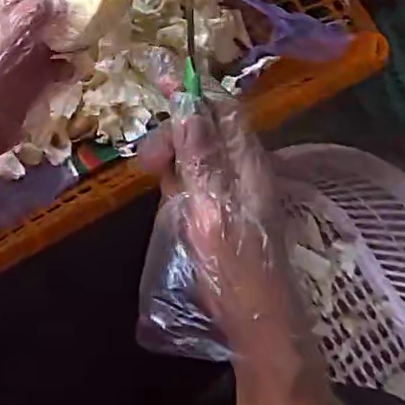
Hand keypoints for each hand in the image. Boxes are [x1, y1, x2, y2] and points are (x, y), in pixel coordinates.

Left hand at [0, 0, 83, 168]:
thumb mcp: (18, 27)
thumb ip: (43, 9)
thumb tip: (67, 2)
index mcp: (4, 11)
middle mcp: (15, 30)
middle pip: (48, 13)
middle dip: (72, 12)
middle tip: (95, 15)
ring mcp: (24, 56)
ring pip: (57, 41)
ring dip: (76, 41)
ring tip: (90, 45)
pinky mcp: (32, 80)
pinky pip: (58, 68)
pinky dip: (70, 67)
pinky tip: (77, 71)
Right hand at [138, 104, 301, 364]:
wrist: (256, 324)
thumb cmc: (237, 267)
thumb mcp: (211, 209)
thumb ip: (199, 158)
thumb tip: (187, 106)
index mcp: (247, 162)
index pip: (224, 109)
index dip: (196, 91)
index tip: (162, 79)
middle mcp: (241, 167)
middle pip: (206, 127)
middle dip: (175, 130)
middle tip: (148, 157)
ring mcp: (230, 187)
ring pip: (196, 150)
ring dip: (171, 153)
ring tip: (151, 172)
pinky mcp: (219, 206)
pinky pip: (193, 175)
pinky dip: (174, 174)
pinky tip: (163, 188)